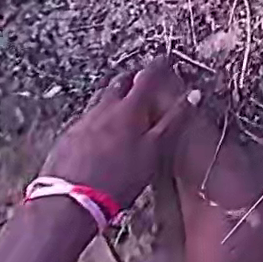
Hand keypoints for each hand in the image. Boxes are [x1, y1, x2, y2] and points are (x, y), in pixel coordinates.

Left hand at [40, 58, 196, 209]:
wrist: (69, 202)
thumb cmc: (119, 177)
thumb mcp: (154, 150)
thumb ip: (173, 120)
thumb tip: (194, 95)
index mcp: (128, 108)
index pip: (147, 77)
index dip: (159, 65)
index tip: (166, 59)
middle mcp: (104, 108)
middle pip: (120, 82)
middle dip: (133, 77)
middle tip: (143, 79)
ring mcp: (83, 121)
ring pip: (102, 99)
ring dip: (115, 95)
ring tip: (124, 102)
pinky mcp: (69, 136)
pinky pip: (88, 117)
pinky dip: (100, 117)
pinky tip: (102, 131)